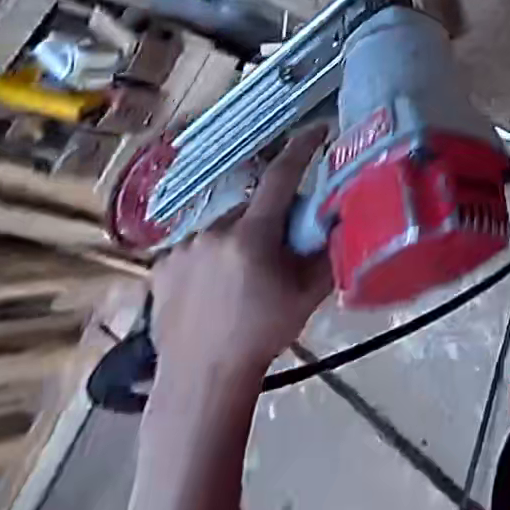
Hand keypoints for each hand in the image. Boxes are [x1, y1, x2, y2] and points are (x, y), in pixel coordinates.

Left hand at [150, 126, 338, 381]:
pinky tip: (218, 281)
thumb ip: (331, 249)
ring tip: (248, 270)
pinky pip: (198, 245)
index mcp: (251, 236)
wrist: (201, 381)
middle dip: (271, 216)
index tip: (319, 128)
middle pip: (254, 205)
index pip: (281, 176)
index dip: (302, 147)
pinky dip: (213, 253)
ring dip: (241, 235)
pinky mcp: (160, 266)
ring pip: (225, 225)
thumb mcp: (309, 291)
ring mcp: (182, 249)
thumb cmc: (263, 332)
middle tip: (284, 242)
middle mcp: (212, 233)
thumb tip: (348, 215)